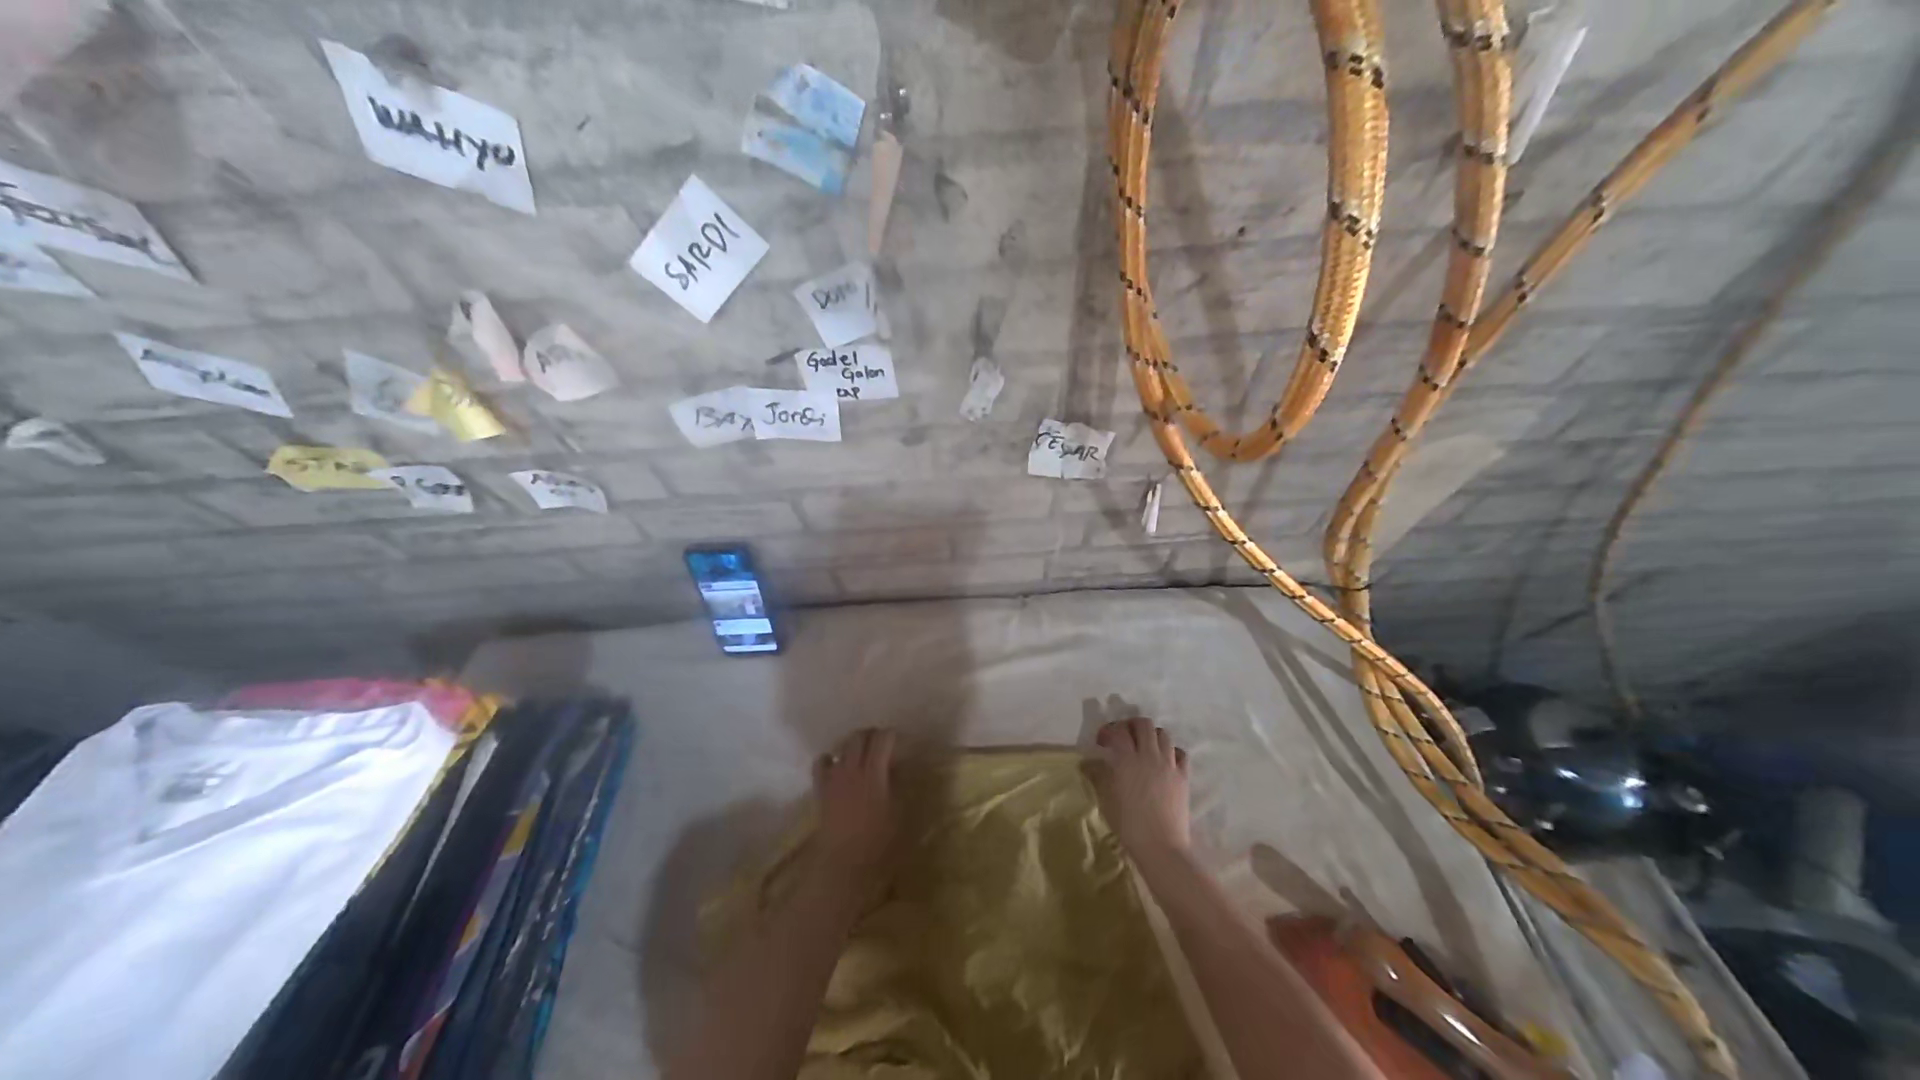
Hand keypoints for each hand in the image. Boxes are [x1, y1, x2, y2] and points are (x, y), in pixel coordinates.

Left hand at [811, 728, 897, 881]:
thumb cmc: (879, 843)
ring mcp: (834, 777)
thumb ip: (899, 785)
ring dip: (854, 744)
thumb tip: (897, 769)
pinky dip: (830, 759)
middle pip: (860, 736)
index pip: (883, 739)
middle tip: (883, 745)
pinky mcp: (821, 789)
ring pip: (842, 746)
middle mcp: (852, 768)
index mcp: (875, 772)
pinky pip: (821, 762)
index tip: (900, 743)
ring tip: (863, 755)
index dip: (892, 736)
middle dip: (873, 735)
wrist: (843, 865)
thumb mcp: (900, 813)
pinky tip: (837, 767)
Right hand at [1088, 717, 1191, 861]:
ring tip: (1144, 748)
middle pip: (1144, 724)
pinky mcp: (1184, 775)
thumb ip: (1097, 775)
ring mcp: (1169, 764)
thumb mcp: (1106, 798)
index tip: (1102, 741)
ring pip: (1163, 734)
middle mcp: (1149, 755)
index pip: (1118, 731)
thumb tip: (1088, 762)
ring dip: (1151, 736)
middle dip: (1131, 725)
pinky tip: (1164, 762)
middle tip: (1124, 738)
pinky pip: (1180, 752)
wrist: (1160, 846)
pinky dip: (1171, 751)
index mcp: (1126, 760)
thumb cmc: (1128, 824)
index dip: (1108, 730)